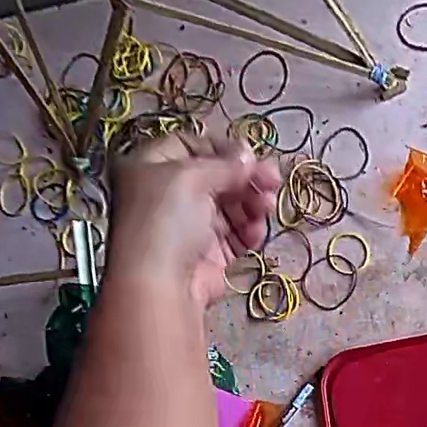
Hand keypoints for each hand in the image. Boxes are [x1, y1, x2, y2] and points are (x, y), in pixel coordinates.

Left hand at [106, 135, 281, 306]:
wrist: (164, 281)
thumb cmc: (166, 220)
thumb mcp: (191, 178)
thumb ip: (225, 165)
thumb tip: (250, 155)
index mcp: (152, 166)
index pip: (191, 146)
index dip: (222, 150)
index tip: (252, 157)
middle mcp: (171, 192)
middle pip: (217, 178)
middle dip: (246, 180)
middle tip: (274, 183)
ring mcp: (193, 223)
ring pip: (232, 206)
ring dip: (253, 205)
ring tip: (267, 209)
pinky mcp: (212, 250)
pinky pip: (237, 234)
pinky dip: (250, 231)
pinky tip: (255, 232)